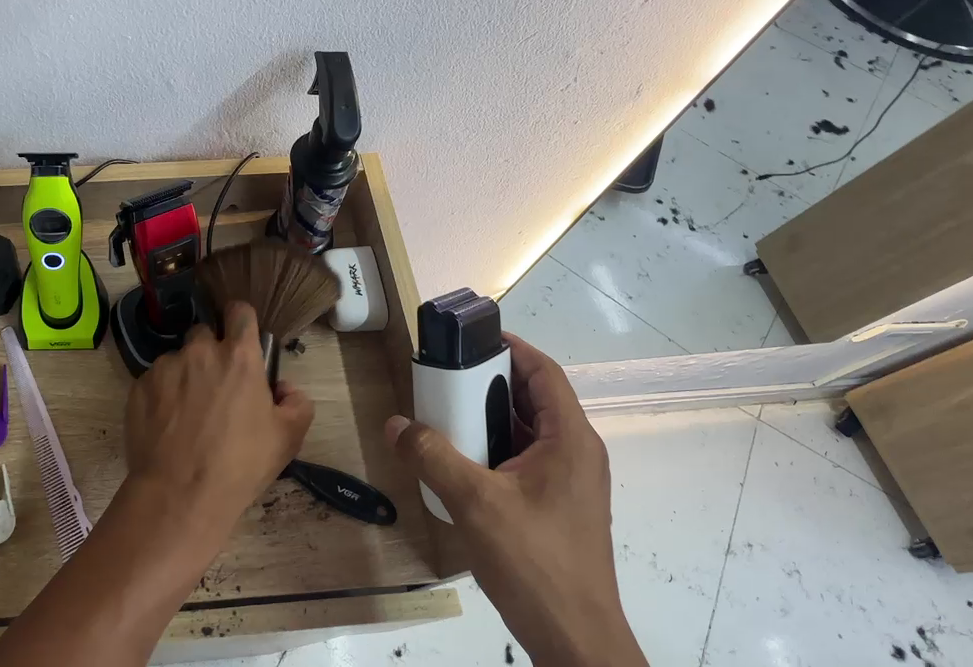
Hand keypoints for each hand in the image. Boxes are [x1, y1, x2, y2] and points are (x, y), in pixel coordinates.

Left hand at [124, 300, 314, 533]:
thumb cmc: (240, 465)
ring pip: (178, 360)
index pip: (240, 311)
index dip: (241, 321)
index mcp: (239, 356)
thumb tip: (284, 388)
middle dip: (210, 353)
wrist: (180, 494)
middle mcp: (200, 351)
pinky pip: (154, 381)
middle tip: (216, 388)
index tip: (241, 339)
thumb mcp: (287, 438)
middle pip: (204, 334)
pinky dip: (162, 396)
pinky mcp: (139, 386)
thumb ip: (297, 403)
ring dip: (185, 376)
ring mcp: (165, 367)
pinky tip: (167, 426)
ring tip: (188, 415)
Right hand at [386, 334, 645, 666]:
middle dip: (489, 381)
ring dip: (489, 417)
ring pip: (528, 431)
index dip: (510, 346)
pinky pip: (525, 460)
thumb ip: (433, 456)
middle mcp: (577, 453)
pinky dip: (494, 448)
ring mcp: (570, 483)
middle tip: (444, 376)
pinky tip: (460, 462)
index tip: (469, 336)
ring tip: (445, 413)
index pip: (544, 372)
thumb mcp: (475, 502)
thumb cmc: (534, 561)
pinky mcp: (558, 507)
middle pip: (534, 399)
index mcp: (571, 440)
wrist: (574, 640)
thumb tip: (395, 423)